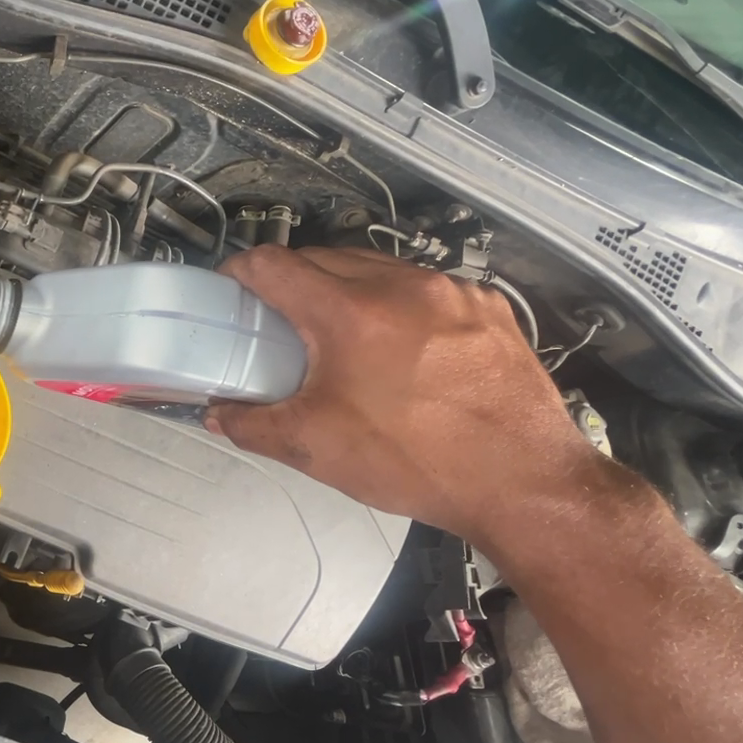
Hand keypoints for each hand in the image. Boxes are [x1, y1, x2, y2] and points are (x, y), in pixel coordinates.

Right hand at [204, 246, 604, 542]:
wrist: (527, 484)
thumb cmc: (411, 461)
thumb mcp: (311, 447)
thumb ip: (248, 424)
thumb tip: (215, 413)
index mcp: (350, 312)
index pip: (273, 264)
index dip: (239, 270)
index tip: (227, 289)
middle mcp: (402, 285)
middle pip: (321, 257)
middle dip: (287, 280)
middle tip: (272, 319)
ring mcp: (452, 292)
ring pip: (374, 266)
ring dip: (340, 285)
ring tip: (333, 330)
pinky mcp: (489, 307)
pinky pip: (421, 286)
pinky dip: (392, 301)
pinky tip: (394, 344)